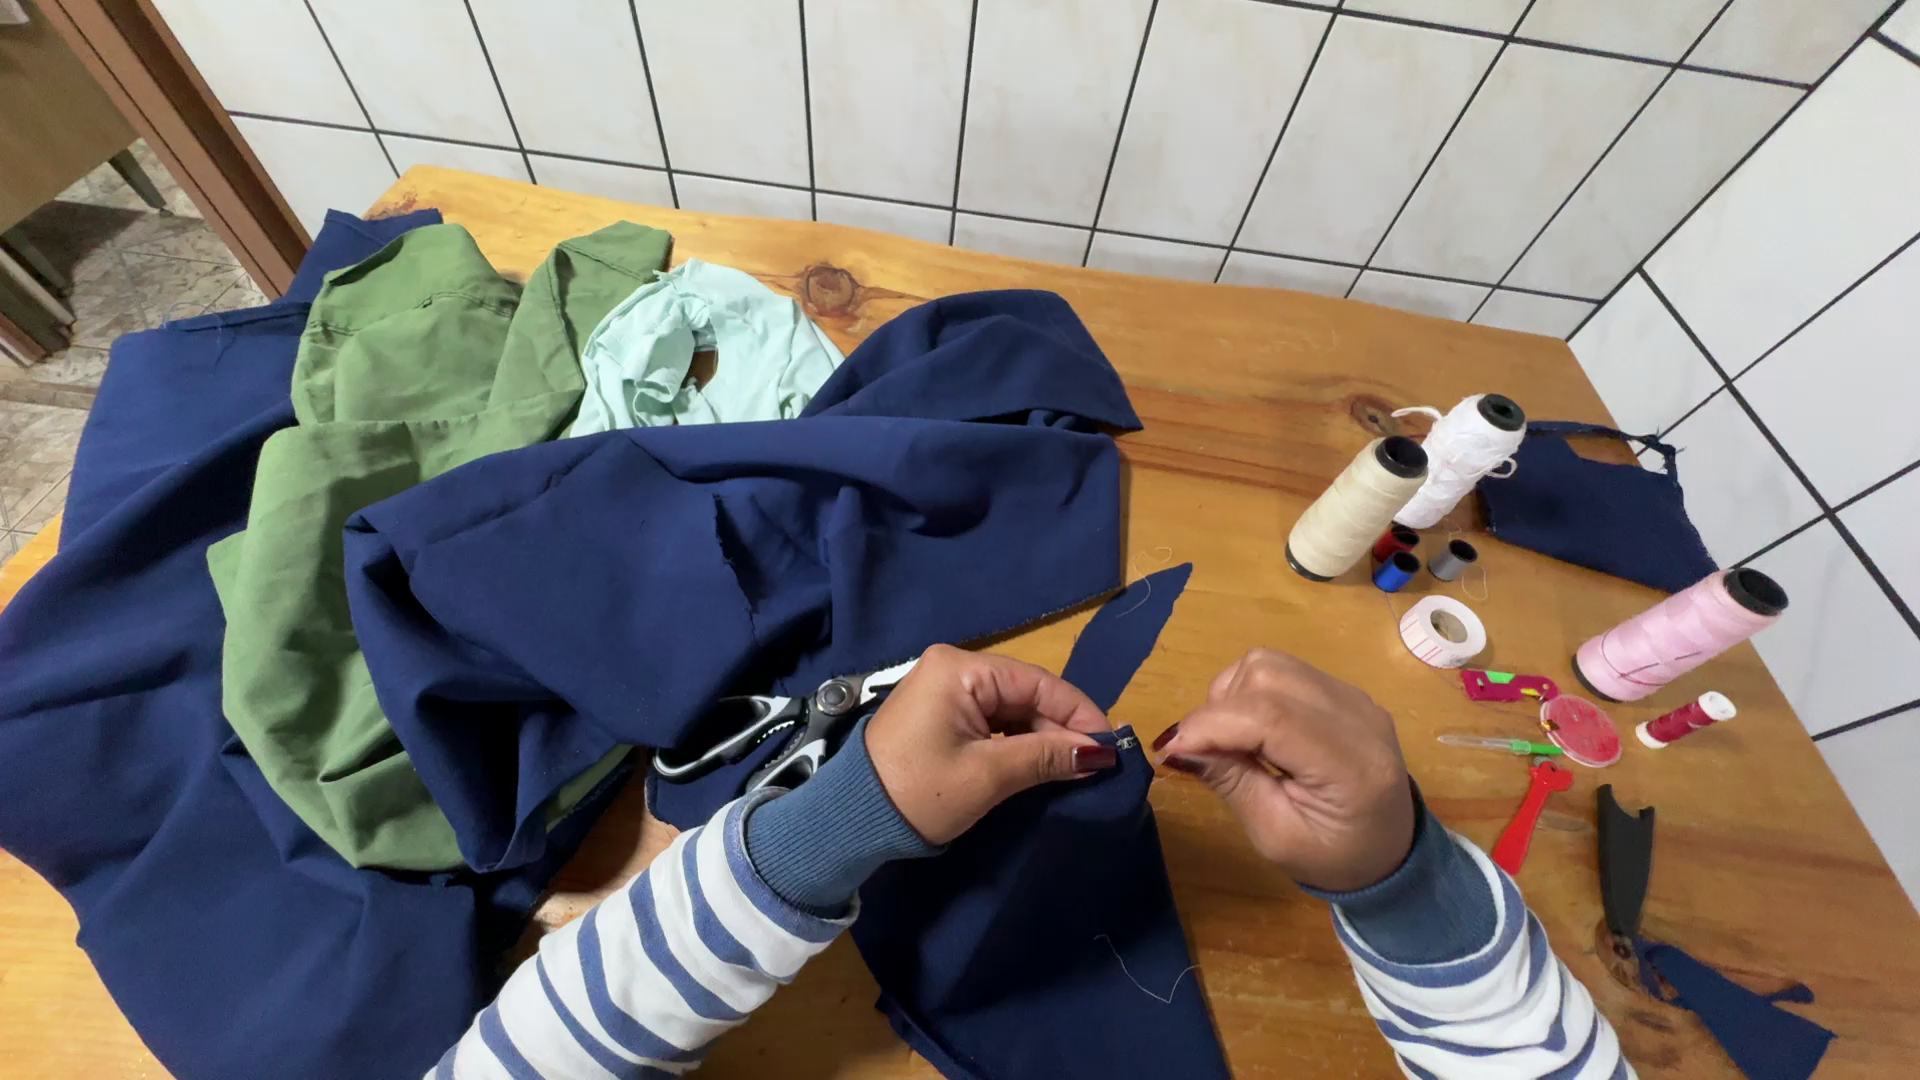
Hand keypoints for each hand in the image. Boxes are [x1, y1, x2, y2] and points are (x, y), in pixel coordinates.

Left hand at [863, 644, 1117, 844]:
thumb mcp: (988, 775)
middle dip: (1060, 728)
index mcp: (960, 669)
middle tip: (1094, 765)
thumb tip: (1100, 754)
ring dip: (1041, 737)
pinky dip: (1016, 742)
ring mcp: (945, 689)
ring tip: (1072, 769)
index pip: (1037, 682)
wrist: (850, 821)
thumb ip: (1046, 756)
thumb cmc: (919, 792)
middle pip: (1025, 692)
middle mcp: (954, 667)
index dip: (1078, 713)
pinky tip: (1039, 764)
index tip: (1111, 746)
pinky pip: (991, 719)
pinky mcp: (941, 712)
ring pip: (1011, 708)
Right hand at [1156, 648, 1414, 891]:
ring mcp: (1353, 696)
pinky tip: (1256, 728)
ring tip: (1235, 739)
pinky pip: (1279, 668)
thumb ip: (1228, 781)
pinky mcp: (1342, 689)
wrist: (1392, 852)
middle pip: (1266, 677)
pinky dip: (1249, 689)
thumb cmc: (1332, 856)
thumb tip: (1175, 744)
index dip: (1211, 724)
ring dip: (1232, 695)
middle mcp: (1359, 718)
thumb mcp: (1273, 835)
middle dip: (1219, 709)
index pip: (1271, 717)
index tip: (1170, 748)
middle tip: (1207, 751)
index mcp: (1353, 767)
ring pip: (1267, 664)